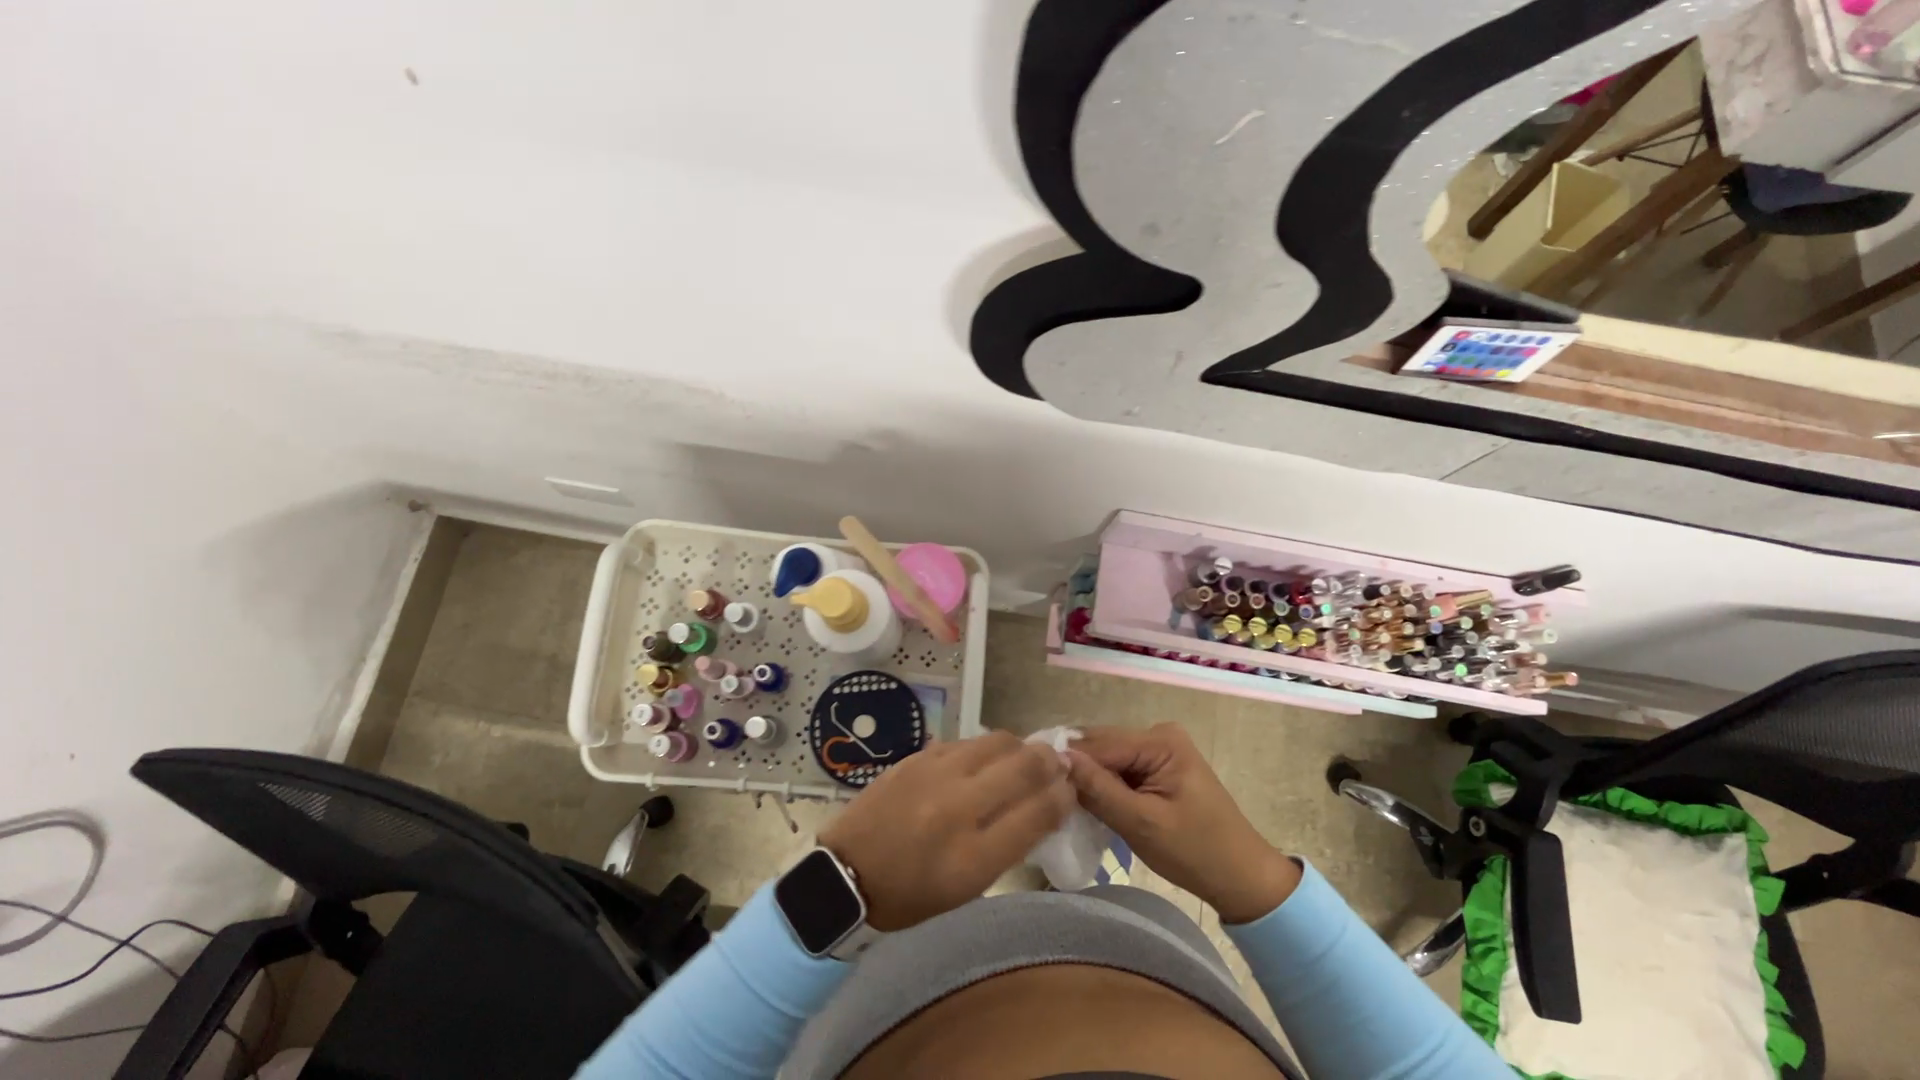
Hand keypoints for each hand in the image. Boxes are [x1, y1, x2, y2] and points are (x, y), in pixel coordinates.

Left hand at [819, 731, 1075, 931]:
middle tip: (1056, 765)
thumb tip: (1047, 804)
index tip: (1071, 789)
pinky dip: (983, 749)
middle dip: (1049, 762)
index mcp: (973, 854)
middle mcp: (957, 806)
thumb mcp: (968, 885)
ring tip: (1021, 761)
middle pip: (1023, 766)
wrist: (845, 875)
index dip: (1064, 796)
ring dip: (1018, 749)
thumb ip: (1011, 843)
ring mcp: (933, 774)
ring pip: (996, 742)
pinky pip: (964, 742)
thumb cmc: (911, 894)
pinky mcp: (915, 758)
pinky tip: (982, 763)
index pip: (1039, 811)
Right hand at [1066, 723, 1301, 923]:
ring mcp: (1159, 751)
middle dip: (1077, 771)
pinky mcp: (1158, 768)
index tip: (1037, 787)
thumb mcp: (1141, 823)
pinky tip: (1088, 805)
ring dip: (1088, 780)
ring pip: (1107, 759)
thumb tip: (1057, 758)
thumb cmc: (1195, 852)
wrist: (1240, 876)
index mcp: (1161, 741)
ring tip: (1063, 804)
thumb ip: (1099, 789)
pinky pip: (1120, 770)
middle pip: (1101, 746)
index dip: (1067, 764)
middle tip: (1047, 798)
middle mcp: (1159, 734)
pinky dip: (1104, 787)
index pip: (1099, 744)